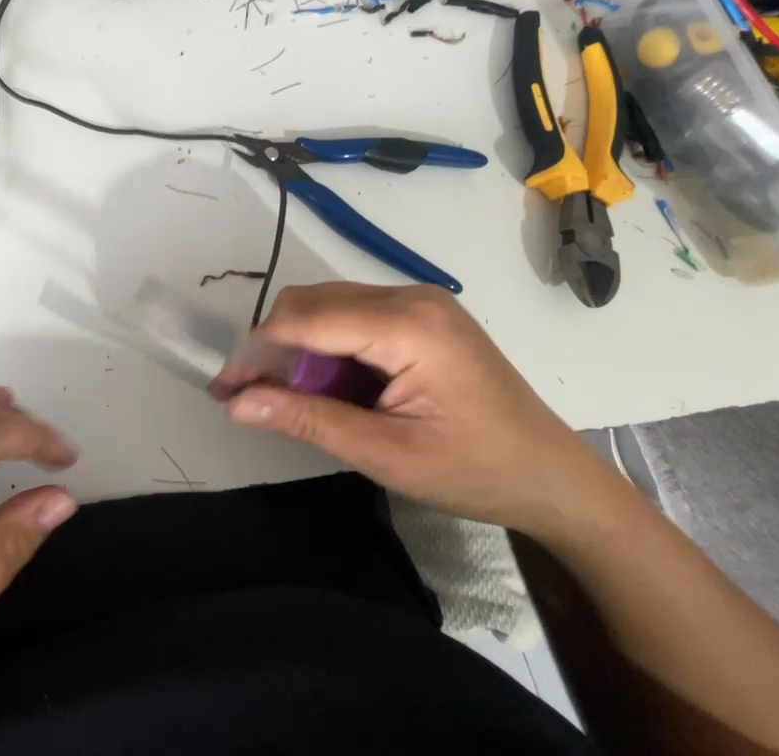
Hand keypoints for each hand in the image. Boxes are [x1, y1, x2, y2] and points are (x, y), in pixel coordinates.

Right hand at [213, 283, 616, 537]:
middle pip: (310, 303)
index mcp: (409, 327)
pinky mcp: (422, 316)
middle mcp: (412, 298)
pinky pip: (350, 316)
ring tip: (285, 398)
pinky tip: (326, 387)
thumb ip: (307, 420)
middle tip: (250, 397)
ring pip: (325, 307)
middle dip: (271, 347)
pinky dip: (325, 348)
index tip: (223, 390)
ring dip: (296, 348)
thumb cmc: (476, 471)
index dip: (255, 352)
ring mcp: (420, 303)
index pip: (304, 319)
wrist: (555, 479)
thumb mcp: (385, 454)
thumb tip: (235, 403)